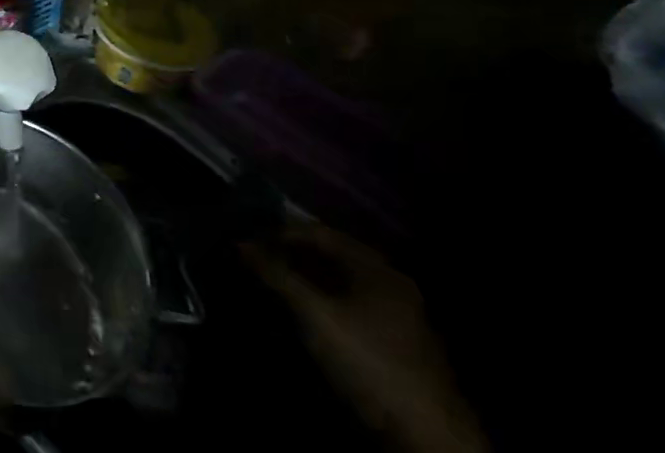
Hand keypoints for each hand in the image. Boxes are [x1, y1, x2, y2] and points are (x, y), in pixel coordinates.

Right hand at [242, 222, 487, 452]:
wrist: (424, 436)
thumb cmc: (367, 360)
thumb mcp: (315, 314)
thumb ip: (277, 275)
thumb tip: (241, 244)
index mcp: (377, 268)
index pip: (321, 233)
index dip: (282, 232)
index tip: (249, 238)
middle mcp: (389, 283)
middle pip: (331, 256)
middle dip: (291, 254)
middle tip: (255, 256)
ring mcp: (393, 313)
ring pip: (337, 282)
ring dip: (302, 277)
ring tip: (268, 279)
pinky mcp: (389, 341)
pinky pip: (345, 304)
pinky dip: (318, 298)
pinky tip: (296, 307)